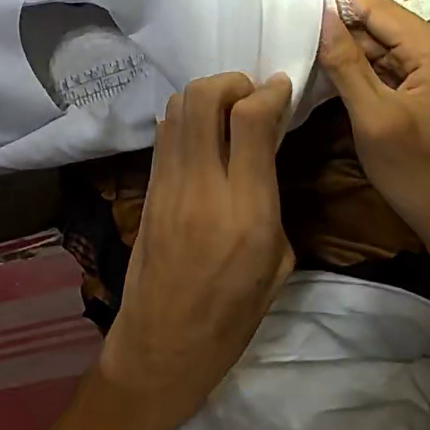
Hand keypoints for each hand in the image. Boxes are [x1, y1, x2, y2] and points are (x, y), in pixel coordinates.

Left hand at [94, 71, 295, 429]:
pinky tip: (202, 135)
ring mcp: (168, 186)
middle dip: (232, 83)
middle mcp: (203, 187)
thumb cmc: (232, 318)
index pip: (251, 120)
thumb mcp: (277, 263)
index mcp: (247, 210)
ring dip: (206, 95)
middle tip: (250, 96)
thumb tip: (266, 154)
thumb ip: (273, 200)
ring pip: (177, 109)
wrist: (161, 346)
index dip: (270, 91)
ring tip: (226, 111)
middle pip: (204, 98)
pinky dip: (184, 118)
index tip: (282, 87)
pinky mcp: (147, 191)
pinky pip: (164, 135)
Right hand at [317, 0, 429, 240]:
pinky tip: (329, 79)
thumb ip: (346, 63)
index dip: (338, 11)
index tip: (299, 26)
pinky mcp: (420, 83)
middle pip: (378, 22)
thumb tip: (322, 17)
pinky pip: (382, 63)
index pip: (378, 7)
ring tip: (308, 64)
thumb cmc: (412, 170)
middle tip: (298, 48)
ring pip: (376, 42)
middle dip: (340, 34)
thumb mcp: (372, 116)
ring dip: (345, 53)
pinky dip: (357, 69)